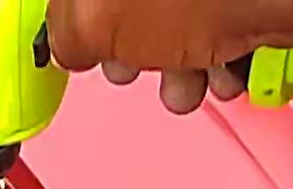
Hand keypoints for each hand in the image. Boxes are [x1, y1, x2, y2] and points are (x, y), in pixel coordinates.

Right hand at [46, 0, 292, 114]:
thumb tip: (62, 42)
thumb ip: (68, 30)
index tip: (89, 50)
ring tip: (197, 77)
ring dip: (184, 65)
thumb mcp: (102, 16)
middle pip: (137, 2)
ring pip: (185, 15)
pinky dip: (226, 50)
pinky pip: (229, 16)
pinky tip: (231, 64)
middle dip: (138, 46)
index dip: (83, 21)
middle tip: (142, 67)